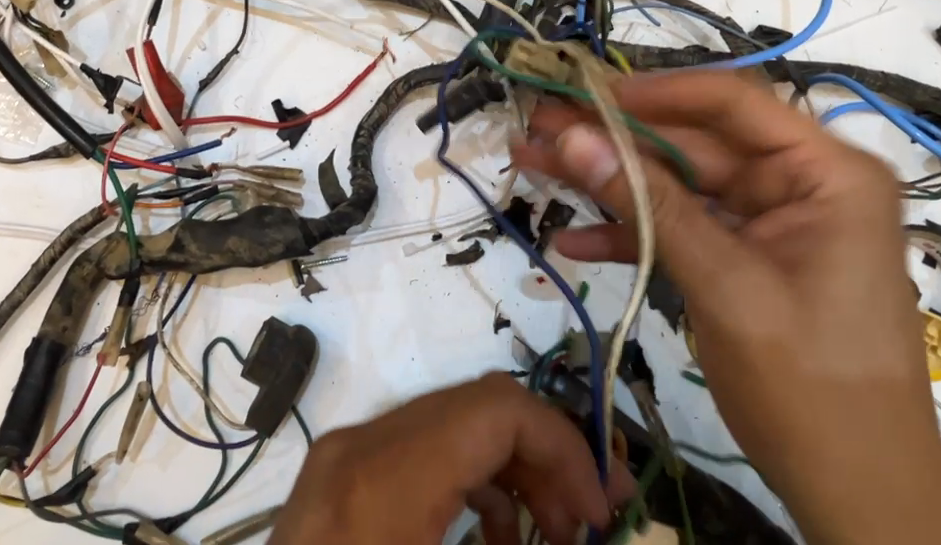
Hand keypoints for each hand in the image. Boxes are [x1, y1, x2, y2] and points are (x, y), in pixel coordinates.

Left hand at [269, 373, 627, 544]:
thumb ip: (519, 543)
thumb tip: (583, 530)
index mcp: (385, 476)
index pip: (495, 409)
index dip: (564, 448)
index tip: (601, 513)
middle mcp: (360, 445)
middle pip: (477, 410)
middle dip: (546, 458)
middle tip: (593, 520)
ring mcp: (343, 455)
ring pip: (450, 427)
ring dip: (512, 471)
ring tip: (553, 536)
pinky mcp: (339, 475)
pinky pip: (420, 453)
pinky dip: (469, 485)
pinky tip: (498, 541)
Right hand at [512, 71, 940, 544]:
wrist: (856, 492)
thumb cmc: (809, 385)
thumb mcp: (723, 284)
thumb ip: (647, 204)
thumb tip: (570, 136)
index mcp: (827, 174)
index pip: (731, 102)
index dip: (651, 92)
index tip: (581, 93)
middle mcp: (801, 185)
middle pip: (691, 141)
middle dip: (611, 139)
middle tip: (536, 125)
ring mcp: (772, 223)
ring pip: (676, 182)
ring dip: (607, 182)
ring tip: (532, 164)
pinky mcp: (748, 258)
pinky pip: (683, 228)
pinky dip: (631, 234)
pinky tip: (573, 241)